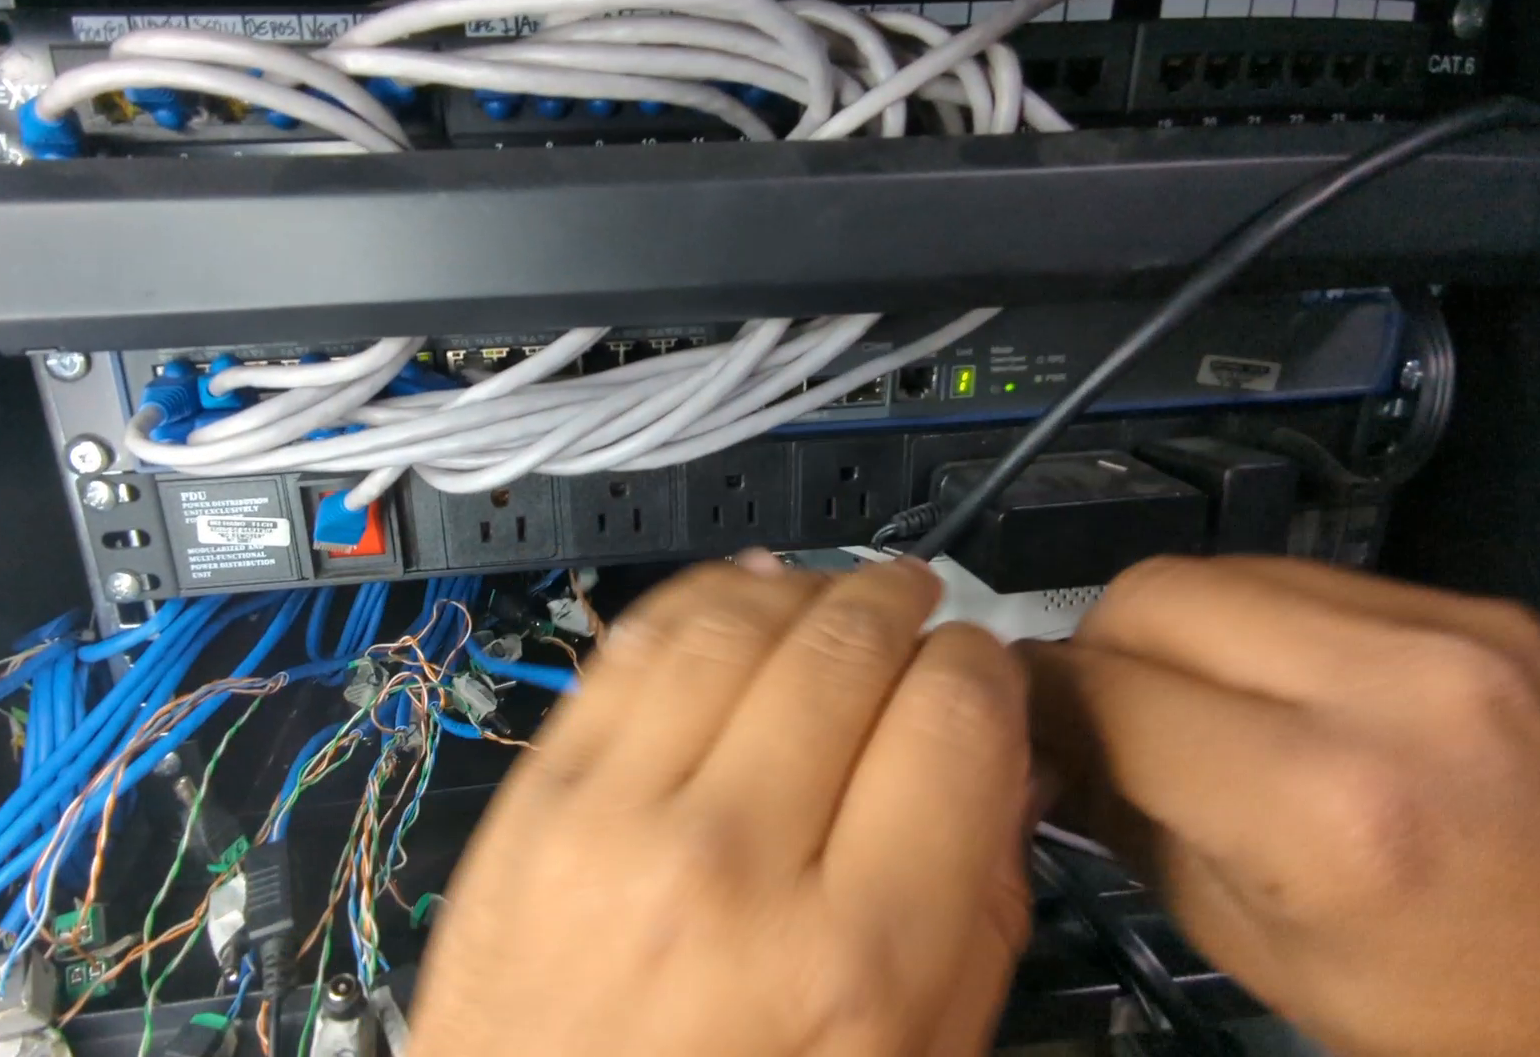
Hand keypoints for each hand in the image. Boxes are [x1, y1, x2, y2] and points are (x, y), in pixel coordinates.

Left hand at [409, 554, 1032, 1056]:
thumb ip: (978, 906)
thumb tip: (997, 748)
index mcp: (851, 954)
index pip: (950, 725)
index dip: (981, 668)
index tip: (977, 663)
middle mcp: (730, 856)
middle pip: (841, 652)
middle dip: (895, 604)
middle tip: (914, 601)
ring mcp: (616, 805)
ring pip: (735, 623)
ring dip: (803, 585)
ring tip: (833, 590)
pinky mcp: (543, 780)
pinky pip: (636, 641)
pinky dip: (706, 594)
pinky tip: (745, 593)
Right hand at [1023, 556, 1539, 1056]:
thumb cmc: (1431, 1002)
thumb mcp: (1237, 933)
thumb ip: (1111, 810)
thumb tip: (1024, 733)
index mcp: (1321, 803)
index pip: (1095, 687)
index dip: (1029, 696)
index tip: (1011, 715)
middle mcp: (1392, 689)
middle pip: (1146, 595)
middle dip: (1096, 647)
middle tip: (1106, 709)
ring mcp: (1452, 634)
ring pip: (1212, 571)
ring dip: (1169, 630)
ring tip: (1192, 696)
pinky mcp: (1483, 610)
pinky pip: (1294, 580)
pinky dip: (1248, 624)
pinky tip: (1276, 686)